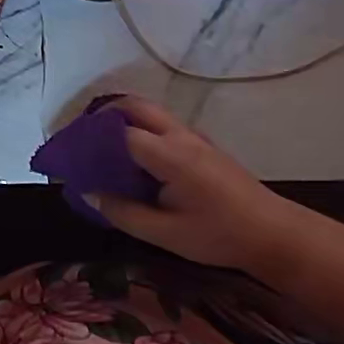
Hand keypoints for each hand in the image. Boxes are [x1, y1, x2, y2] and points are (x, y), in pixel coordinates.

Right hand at [85, 96, 301, 272]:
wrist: (274, 234)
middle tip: (81, 138)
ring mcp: (194, 137)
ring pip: (151, 112)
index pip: (120, 134)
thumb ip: (123, 212)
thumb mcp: (165, 234)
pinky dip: (139, 128)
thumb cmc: (219, 236)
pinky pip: (163, 124)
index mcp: (170, 155)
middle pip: (136, 107)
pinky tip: (130, 157)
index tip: (68, 153)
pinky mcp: (202, 145)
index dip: (91, 140)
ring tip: (99, 145)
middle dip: (104, 115)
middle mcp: (181, 136)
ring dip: (122, 119)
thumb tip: (87, 193)